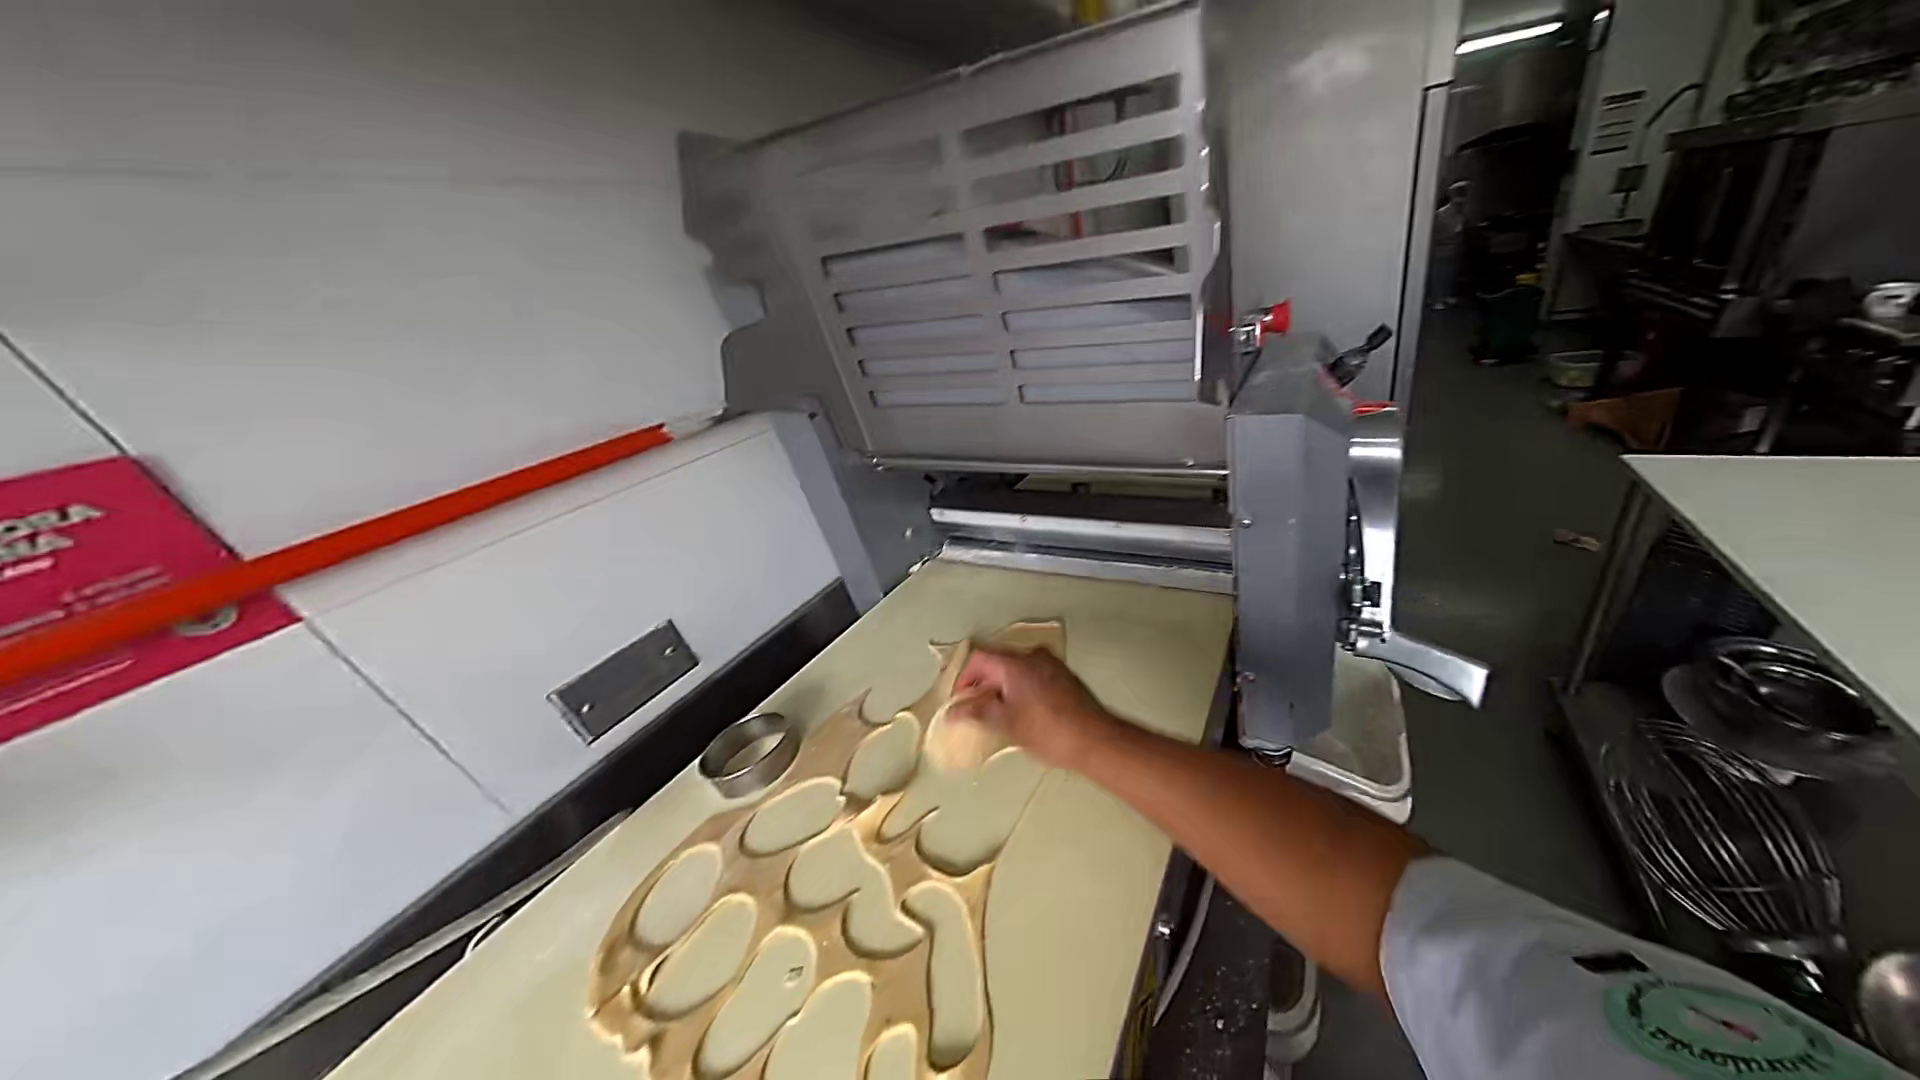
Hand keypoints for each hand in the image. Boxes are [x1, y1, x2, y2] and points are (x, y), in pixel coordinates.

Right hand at [951, 645, 1119, 770]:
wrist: (1095, 740)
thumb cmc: (1046, 732)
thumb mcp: (1005, 724)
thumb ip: (976, 713)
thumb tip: (951, 711)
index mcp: (1015, 663)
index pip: (979, 657)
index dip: (964, 678)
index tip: (961, 701)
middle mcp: (1033, 656)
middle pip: (997, 660)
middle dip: (982, 682)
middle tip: (977, 708)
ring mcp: (1051, 664)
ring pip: (1016, 667)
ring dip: (1002, 685)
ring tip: (999, 711)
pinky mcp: (1064, 676)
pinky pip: (1033, 673)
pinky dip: (1020, 686)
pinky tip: (1023, 710)